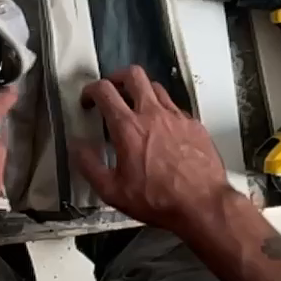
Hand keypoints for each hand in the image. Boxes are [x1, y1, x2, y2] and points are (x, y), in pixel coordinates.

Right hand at [71, 67, 239, 236]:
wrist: (202, 205)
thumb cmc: (159, 200)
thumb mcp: (113, 191)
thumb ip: (89, 166)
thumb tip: (78, 148)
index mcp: (128, 127)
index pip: (104, 90)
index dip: (90, 89)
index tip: (88, 99)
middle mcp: (152, 114)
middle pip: (132, 74)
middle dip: (117, 77)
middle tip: (112, 89)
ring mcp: (176, 116)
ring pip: (155, 86)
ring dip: (141, 91)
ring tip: (136, 106)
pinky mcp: (194, 124)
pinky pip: (175, 106)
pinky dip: (163, 110)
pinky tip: (162, 127)